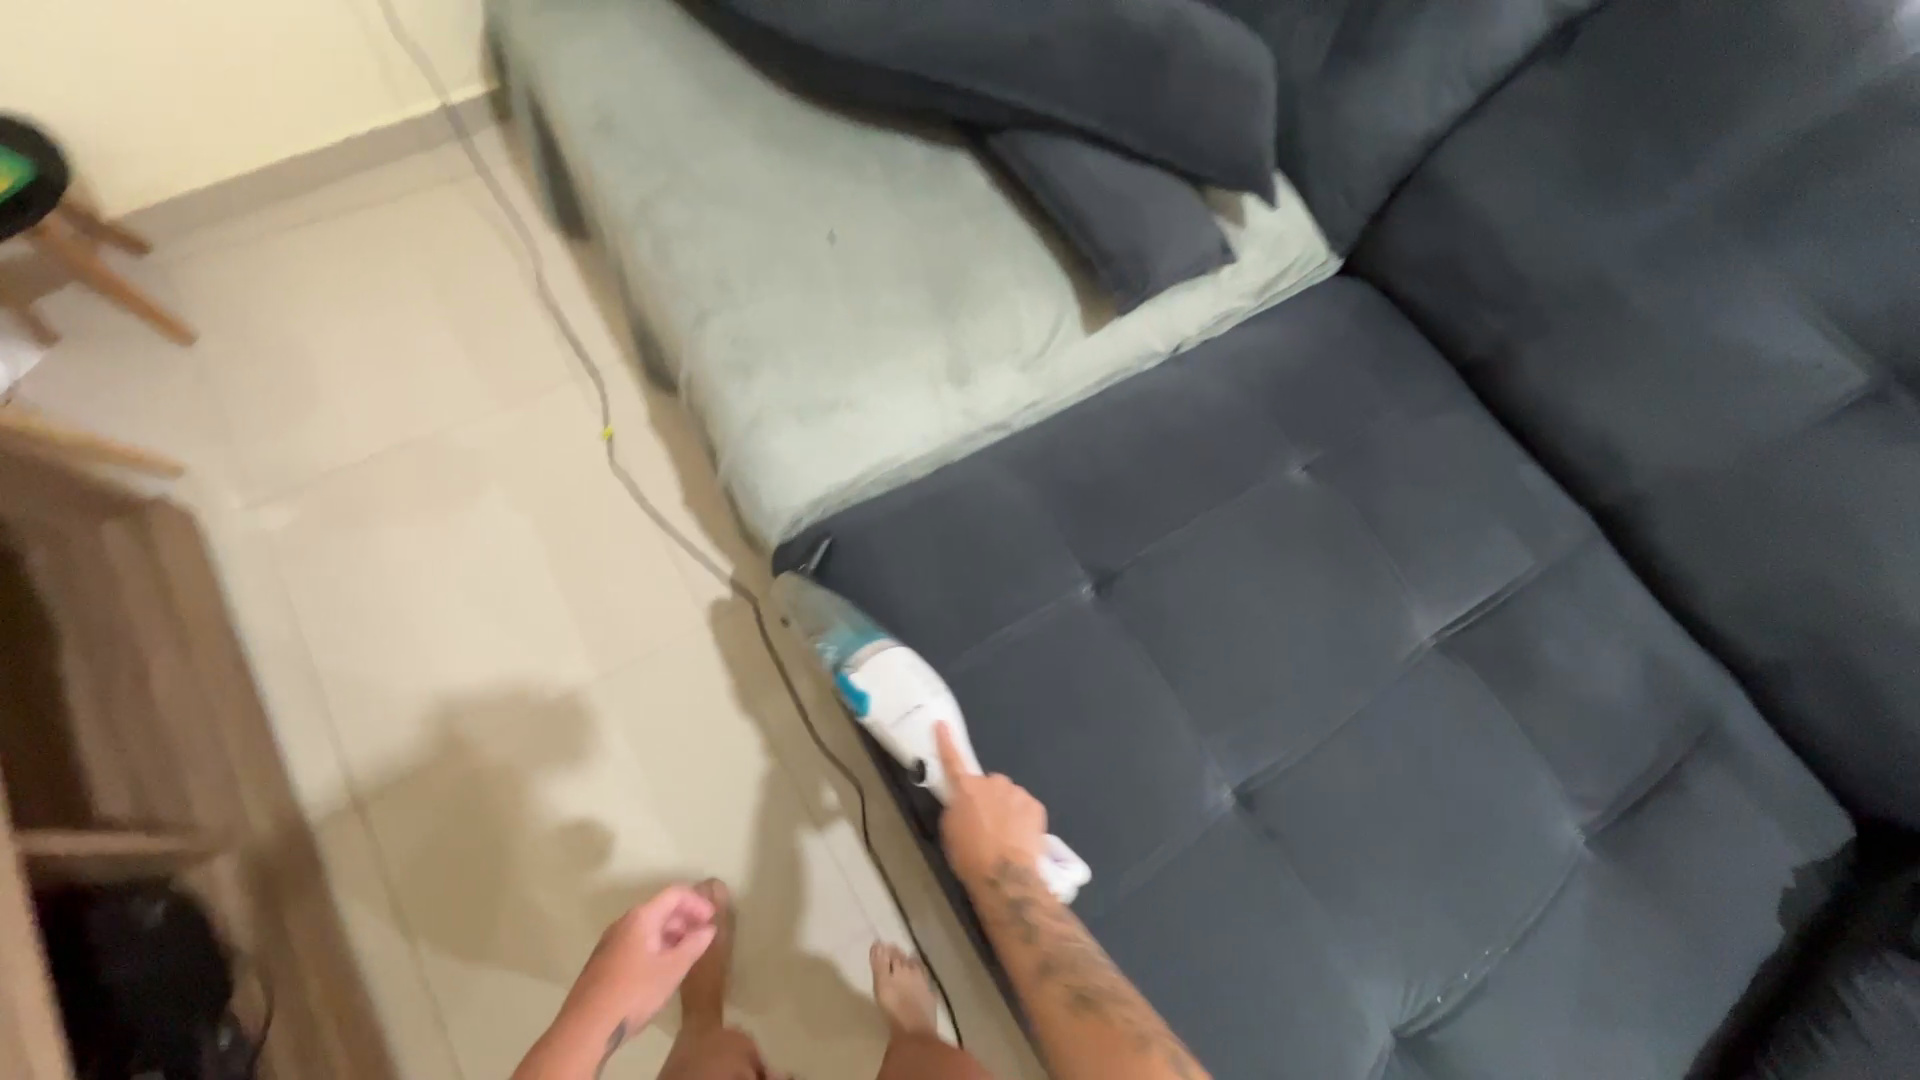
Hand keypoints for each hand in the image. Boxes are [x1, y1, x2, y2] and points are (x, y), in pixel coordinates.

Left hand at [561, 884, 717, 1032]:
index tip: (712, 919)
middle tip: (702, 936)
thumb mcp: (673, 969)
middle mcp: (624, 922)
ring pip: (647, 927)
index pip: (675, 894)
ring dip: (670, 933)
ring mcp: (610, 942)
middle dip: (685, 918)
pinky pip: (636, 942)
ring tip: (686, 953)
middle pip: (660, 908)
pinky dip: (655, 945)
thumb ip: (694, 944)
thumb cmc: (634, 993)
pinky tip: (661, 968)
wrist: (585, 1029)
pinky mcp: (604, 961)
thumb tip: (707, 929)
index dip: (697, 902)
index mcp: (641, 917)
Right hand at [936, 722, 1048, 885]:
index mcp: (966, 789)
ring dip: (1006, 809)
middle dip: (987, 798)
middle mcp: (992, 783)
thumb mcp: (950, 832)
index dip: (946, 742)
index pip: (953, 760)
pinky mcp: (1035, 806)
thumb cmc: (970, 856)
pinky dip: (1023, 819)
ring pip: (1009, 796)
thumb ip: (955, 809)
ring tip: (1005, 837)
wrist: (1005, 876)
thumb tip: (962, 803)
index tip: (942, 724)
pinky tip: (1021, 839)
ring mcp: (1017, 793)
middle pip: (988, 785)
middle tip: (986, 824)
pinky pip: (1025, 808)